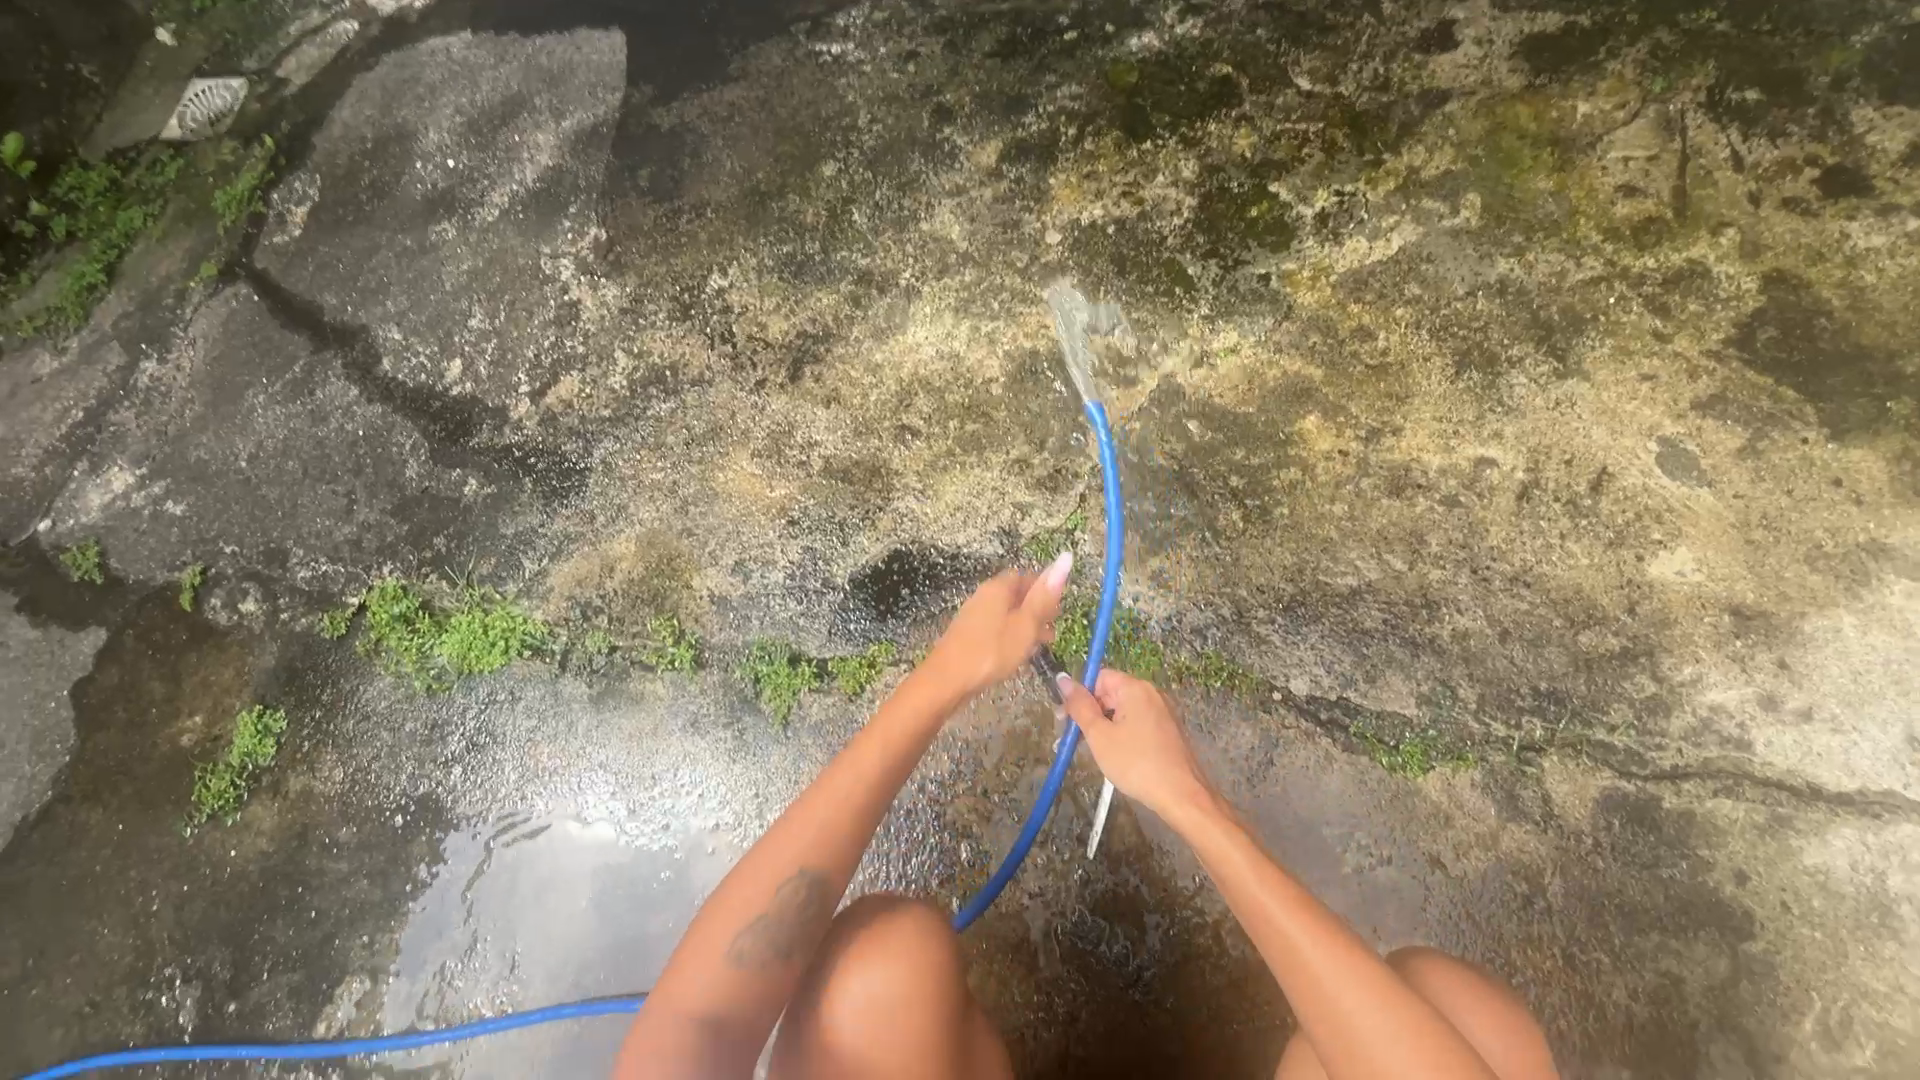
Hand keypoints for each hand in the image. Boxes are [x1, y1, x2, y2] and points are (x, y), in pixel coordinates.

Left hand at [922, 552, 1072, 698]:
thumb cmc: (992, 651)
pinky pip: (995, 627)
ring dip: (1025, 625)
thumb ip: (1045, 595)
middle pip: (1015, 594)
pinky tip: (1017, 654)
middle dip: (1036, 609)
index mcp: (998, 588)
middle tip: (1053, 629)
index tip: (1059, 608)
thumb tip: (1066, 557)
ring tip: (1041, 645)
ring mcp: (973, 615)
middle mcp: (983, 596)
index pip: (1025, 575)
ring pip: (1006, 613)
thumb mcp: (1026, 624)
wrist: (947, 679)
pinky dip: (1010, 635)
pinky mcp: (968, 634)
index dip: (1044, 588)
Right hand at [1057, 669, 1216, 820]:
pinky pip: (1137, 723)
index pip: (1099, 677)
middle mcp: (1152, 694)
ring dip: (1104, 726)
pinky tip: (1115, 755)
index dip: (1079, 695)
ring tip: (1091, 751)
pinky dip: (1122, 733)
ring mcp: (1163, 712)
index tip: (1066, 720)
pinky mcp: (1168, 730)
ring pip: (1123, 711)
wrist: (1181, 795)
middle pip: (1111, 693)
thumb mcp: (1099, 735)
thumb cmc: (1136, 763)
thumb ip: (1079, 706)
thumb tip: (1062, 678)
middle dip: (1090, 713)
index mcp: (1135, 688)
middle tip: (1074, 739)